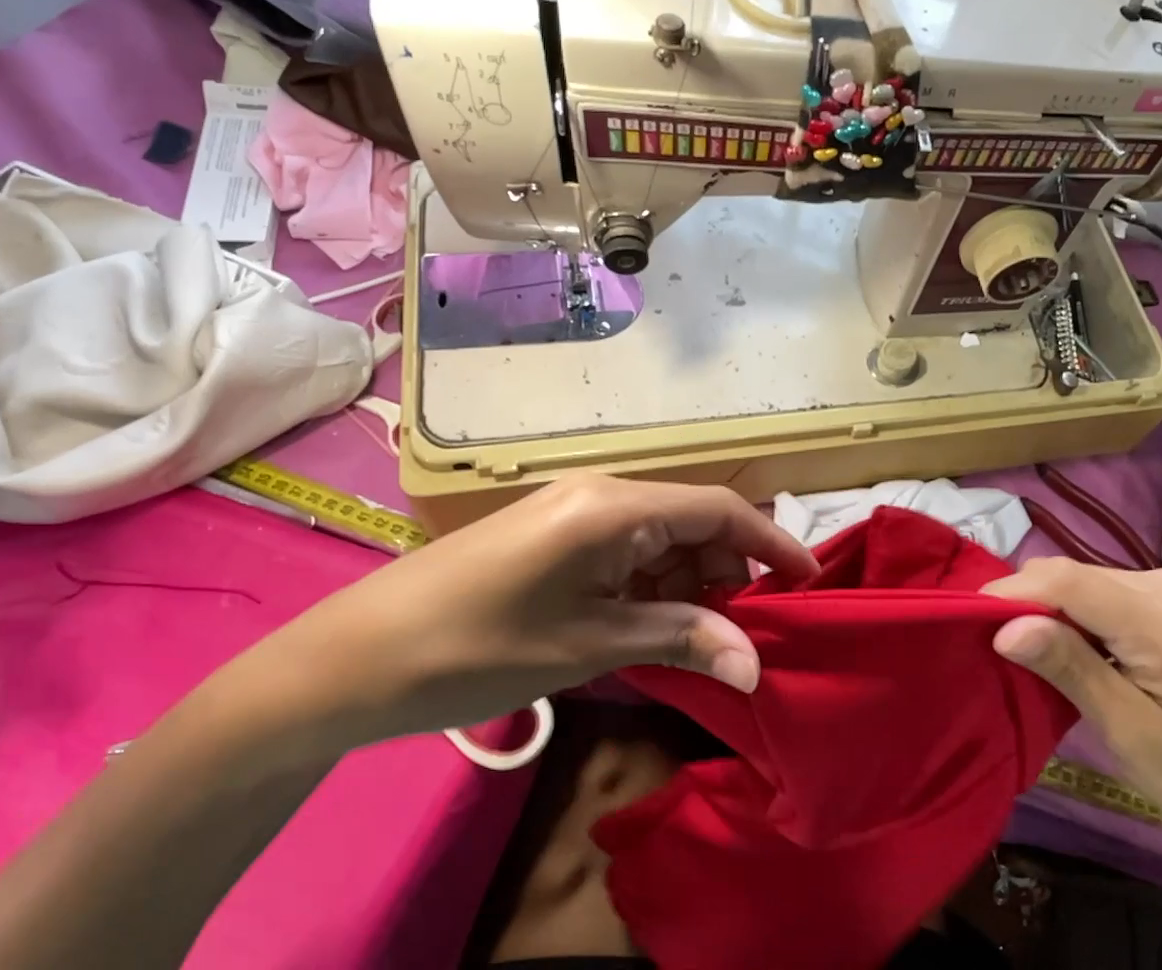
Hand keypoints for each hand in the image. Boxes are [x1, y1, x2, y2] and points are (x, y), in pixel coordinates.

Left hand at [223, 474, 818, 753]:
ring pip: (664, 541)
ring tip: (699, 645)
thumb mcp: (590, 646)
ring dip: (690, 588)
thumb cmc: (476, 647)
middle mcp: (603, 495)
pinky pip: (628, 555)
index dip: (772, 544)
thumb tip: (757, 666)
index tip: (811, 584)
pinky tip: (652, 633)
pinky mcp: (554, 540)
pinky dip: (653, 591)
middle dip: (728, 576)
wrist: (350, 662)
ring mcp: (575, 515)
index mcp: (615, 506)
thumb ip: (681, 641)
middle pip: (695, 524)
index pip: (719, 510)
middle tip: (743, 637)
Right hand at [984, 560, 1161, 849]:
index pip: (1072, 581)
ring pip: (1082, 578)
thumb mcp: (1123, 728)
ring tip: (1024, 648)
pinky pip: (1101, 590)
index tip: (969, 617)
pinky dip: (1072, 612)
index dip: (1015, 592)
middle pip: (1075, 574)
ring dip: (1048, 607)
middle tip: (992, 643)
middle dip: (1027, 602)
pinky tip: (1063, 645)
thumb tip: (1005, 626)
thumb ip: (1068, 667)